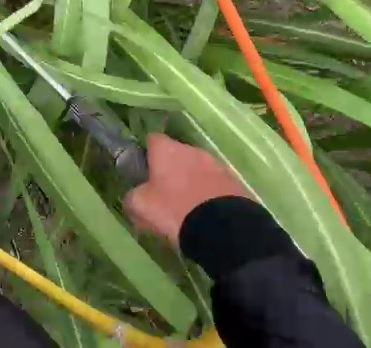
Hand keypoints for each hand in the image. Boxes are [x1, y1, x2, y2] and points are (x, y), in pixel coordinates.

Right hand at [123, 134, 252, 244]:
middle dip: (173, 169)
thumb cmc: (175, 210)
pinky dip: (212, 195)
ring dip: (195, 182)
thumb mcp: (141, 207)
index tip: (145, 171)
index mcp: (166, 149)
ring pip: (200, 170)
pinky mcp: (238, 185)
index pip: (152, 140)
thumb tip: (134, 196)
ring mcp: (218, 166)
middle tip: (167, 192)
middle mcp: (192, 150)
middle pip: (178, 154)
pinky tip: (210, 215)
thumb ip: (132, 197)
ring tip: (191, 206)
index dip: (147, 154)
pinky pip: (218, 186)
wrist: (226, 232)